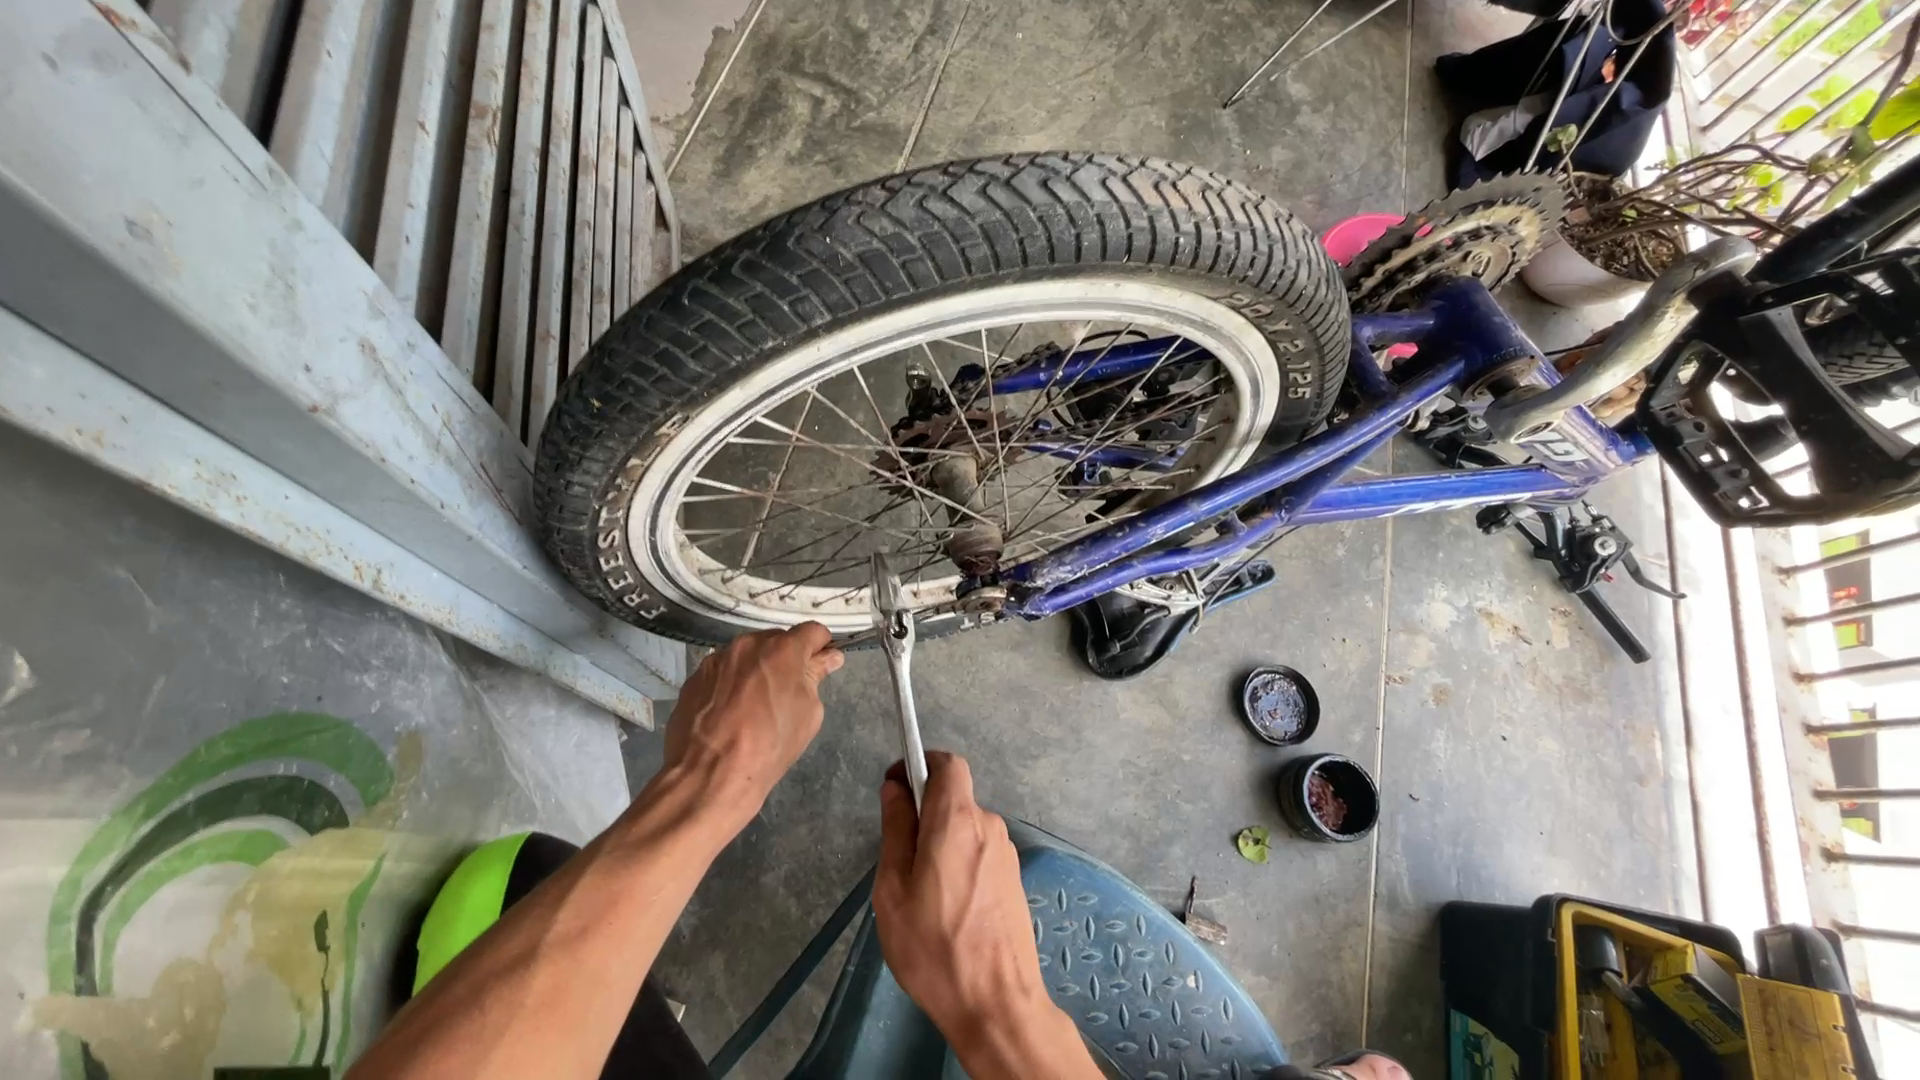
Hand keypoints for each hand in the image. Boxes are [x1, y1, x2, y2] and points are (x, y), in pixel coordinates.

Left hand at [657, 622, 842, 827]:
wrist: (710, 774)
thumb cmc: (770, 745)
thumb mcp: (808, 714)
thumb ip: (816, 677)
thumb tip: (828, 658)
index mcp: (781, 649)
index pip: (813, 631)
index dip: (822, 646)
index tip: (822, 665)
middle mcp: (747, 645)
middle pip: (776, 640)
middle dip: (787, 658)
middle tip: (789, 690)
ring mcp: (716, 659)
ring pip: (747, 656)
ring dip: (757, 669)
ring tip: (755, 705)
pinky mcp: (694, 678)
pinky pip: (723, 673)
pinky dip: (732, 684)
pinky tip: (731, 713)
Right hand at [872, 753, 1097, 1078]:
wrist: (996, 1004)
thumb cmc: (933, 948)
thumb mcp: (893, 890)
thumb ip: (895, 831)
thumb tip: (895, 789)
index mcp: (957, 820)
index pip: (948, 764)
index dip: (921, 764)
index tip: (896, 788)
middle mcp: (988, 826)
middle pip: (954, 798)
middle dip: (924, 814)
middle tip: (898, 859)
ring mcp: (1006, 853)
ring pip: (965, 828)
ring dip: (941, 843)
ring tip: (921, 895)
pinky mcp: (1014, 878)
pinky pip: (979, 851)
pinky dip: (959, 862)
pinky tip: (947, 908)